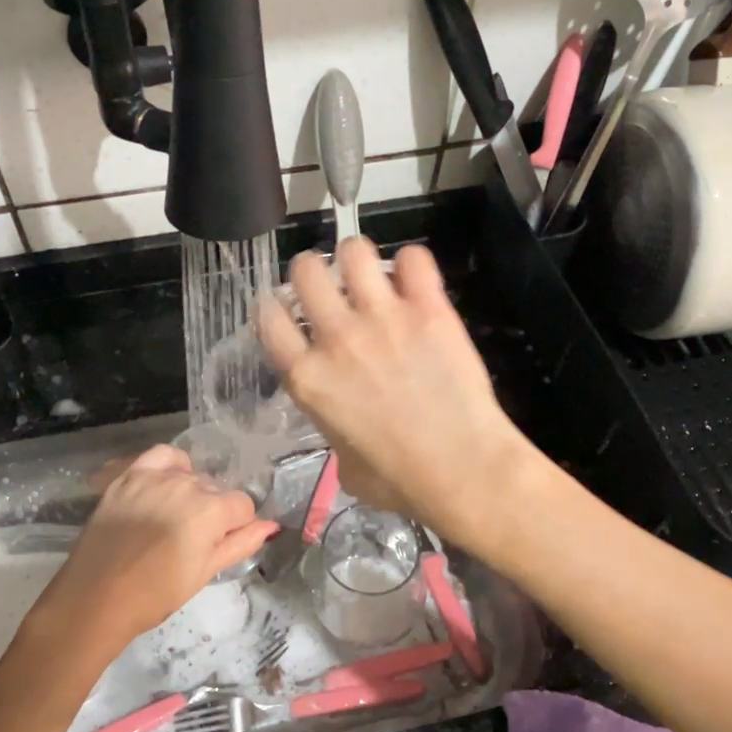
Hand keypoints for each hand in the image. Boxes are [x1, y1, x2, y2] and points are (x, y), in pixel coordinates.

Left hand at [37, 445, 277, 649]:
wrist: (96, 598)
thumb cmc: (156, 594)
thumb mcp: (205, 572)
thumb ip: (241, 544)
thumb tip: (269, 526)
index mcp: (211, 511)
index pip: (242, 505)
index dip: (238, 526)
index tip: (222, 543)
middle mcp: (187, 485)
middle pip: (216, 490)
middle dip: (214, 511)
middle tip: (194, 541)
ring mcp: (155, 478)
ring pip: (191, 475)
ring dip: (192, 493)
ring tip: (177, 519)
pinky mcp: (129, 476)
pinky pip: (161, 456)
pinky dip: (171, 464)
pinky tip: (168, 483)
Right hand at [257, 238, 537, 544]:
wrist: (462, 470)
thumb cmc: (399, 480)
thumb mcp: (343, 465)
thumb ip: (332, 428)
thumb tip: (344, 420)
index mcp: (308, 378)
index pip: (268, 318)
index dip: (276, 309)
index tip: (290, 311)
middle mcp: (337, 338)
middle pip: (306, 270)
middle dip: (315, 274)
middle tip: (334, 290)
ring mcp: (383, 318)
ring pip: (354, 251)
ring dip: (359, 261)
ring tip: (373, 278)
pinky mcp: (428, 309)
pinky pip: (413, 257)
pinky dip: (412, 264)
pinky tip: (416, 282)